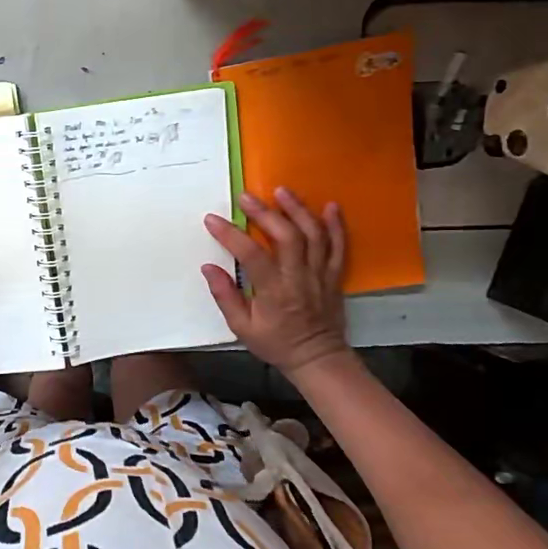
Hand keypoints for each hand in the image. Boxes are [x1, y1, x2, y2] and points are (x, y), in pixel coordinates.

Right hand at [201, 188, 348, 374]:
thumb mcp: (242, 328)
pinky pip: (338, 246)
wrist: (318, 358)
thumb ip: (225, 296)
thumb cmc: (276, 343)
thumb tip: (208, 268)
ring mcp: (320, 274)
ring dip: (297, 210)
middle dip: (265, 213)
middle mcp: (299, 277)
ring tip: (281, 191)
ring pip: (313, 235)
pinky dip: (336, 225)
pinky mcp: (334, 274)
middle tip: (246, 197)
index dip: (230, 235)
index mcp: (274, 292)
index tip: (212, 220)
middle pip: (286, 237)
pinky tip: (329, 205)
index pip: (251, 256)